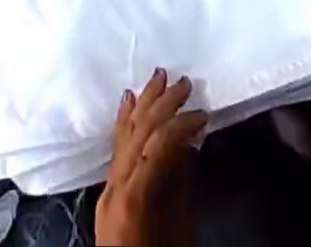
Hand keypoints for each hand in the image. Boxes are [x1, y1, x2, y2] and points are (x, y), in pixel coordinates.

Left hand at [95, 68, 205, 246]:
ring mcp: (107, 186)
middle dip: (161, 103)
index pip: (156, 144)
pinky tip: (128, 100)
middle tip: (181, 81)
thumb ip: (181, 189)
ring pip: (125, 134)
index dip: (180, 124)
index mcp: (133, 195)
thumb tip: (187, 148)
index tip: (203, 114)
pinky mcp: (108, 192)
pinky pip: (116, 147)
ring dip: (143, 104)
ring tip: (156, 78)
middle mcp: (115, 184)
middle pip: (138, 131)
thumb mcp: (179, 233)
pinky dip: (125, 120)